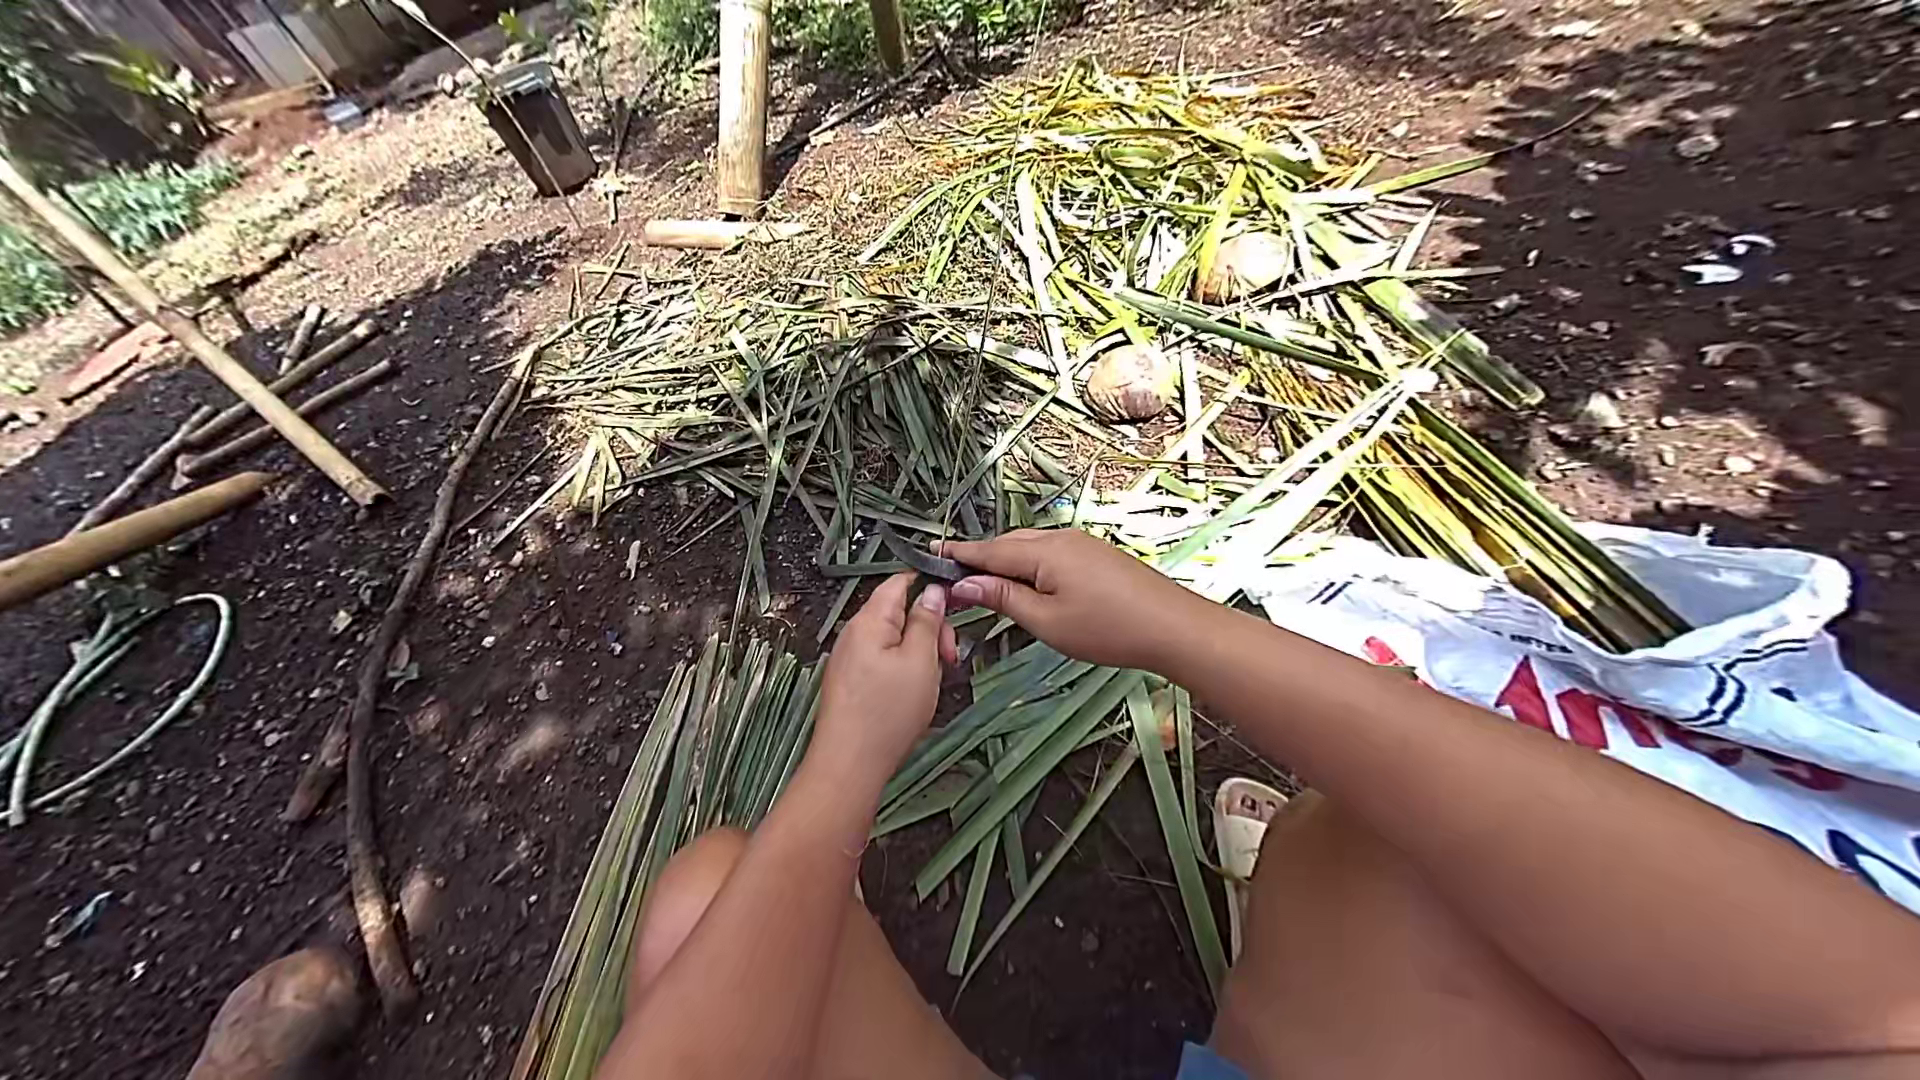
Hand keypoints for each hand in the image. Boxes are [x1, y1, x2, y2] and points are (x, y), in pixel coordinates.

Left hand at [813, 573, 957, 789]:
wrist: (849, 765)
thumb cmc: (886, 714)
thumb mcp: (920, 661)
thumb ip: (927, 621)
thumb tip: (933, 591)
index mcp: (870, 619)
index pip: (901, 581)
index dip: (931, 587)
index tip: (956, 607)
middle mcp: (855, 632)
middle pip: (900, 611)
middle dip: (930, 628)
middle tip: (948, 657)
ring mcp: (851, 657)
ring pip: (895, 638)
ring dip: (921, 652)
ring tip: (932, 680)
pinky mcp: (852, 679)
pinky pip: (884, 659)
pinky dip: (905, 668)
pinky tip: (914, 692)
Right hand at [939, 528, 1210, 671]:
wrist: (1172, 626)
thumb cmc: (1107, 628)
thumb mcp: (1045, 620)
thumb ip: (1002, 598)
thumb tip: (965, 583)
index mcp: (1044, 551)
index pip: (989, 549)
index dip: (959, 553)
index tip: (934, 553)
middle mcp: (1061, 538)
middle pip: (1009, 544)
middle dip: (981, 559)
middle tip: (957, 580)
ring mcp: (1081, 543)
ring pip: (1031, 547)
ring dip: (1006, 562)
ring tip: (989, 585)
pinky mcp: (1095, 554)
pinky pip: (1050, 552)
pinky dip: (1030, 565)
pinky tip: (1029, 584)